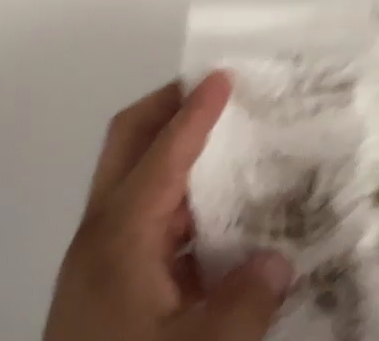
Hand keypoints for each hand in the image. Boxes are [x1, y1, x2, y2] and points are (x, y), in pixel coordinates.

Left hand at [45, 73, 292, 340]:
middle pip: (127, 142)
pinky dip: (173, 198)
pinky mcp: (105, 283)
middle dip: (165, 106)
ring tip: (222, 142)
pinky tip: (211, 218)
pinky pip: (140, 215)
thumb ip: (244, 303)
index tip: (223, 76)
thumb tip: (279, 262)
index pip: (163, 154)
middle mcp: (102, 231)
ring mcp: (99, 256)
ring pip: (131, 176)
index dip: (195, 113)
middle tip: (210, 88)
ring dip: (170, 150)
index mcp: (120, 233)